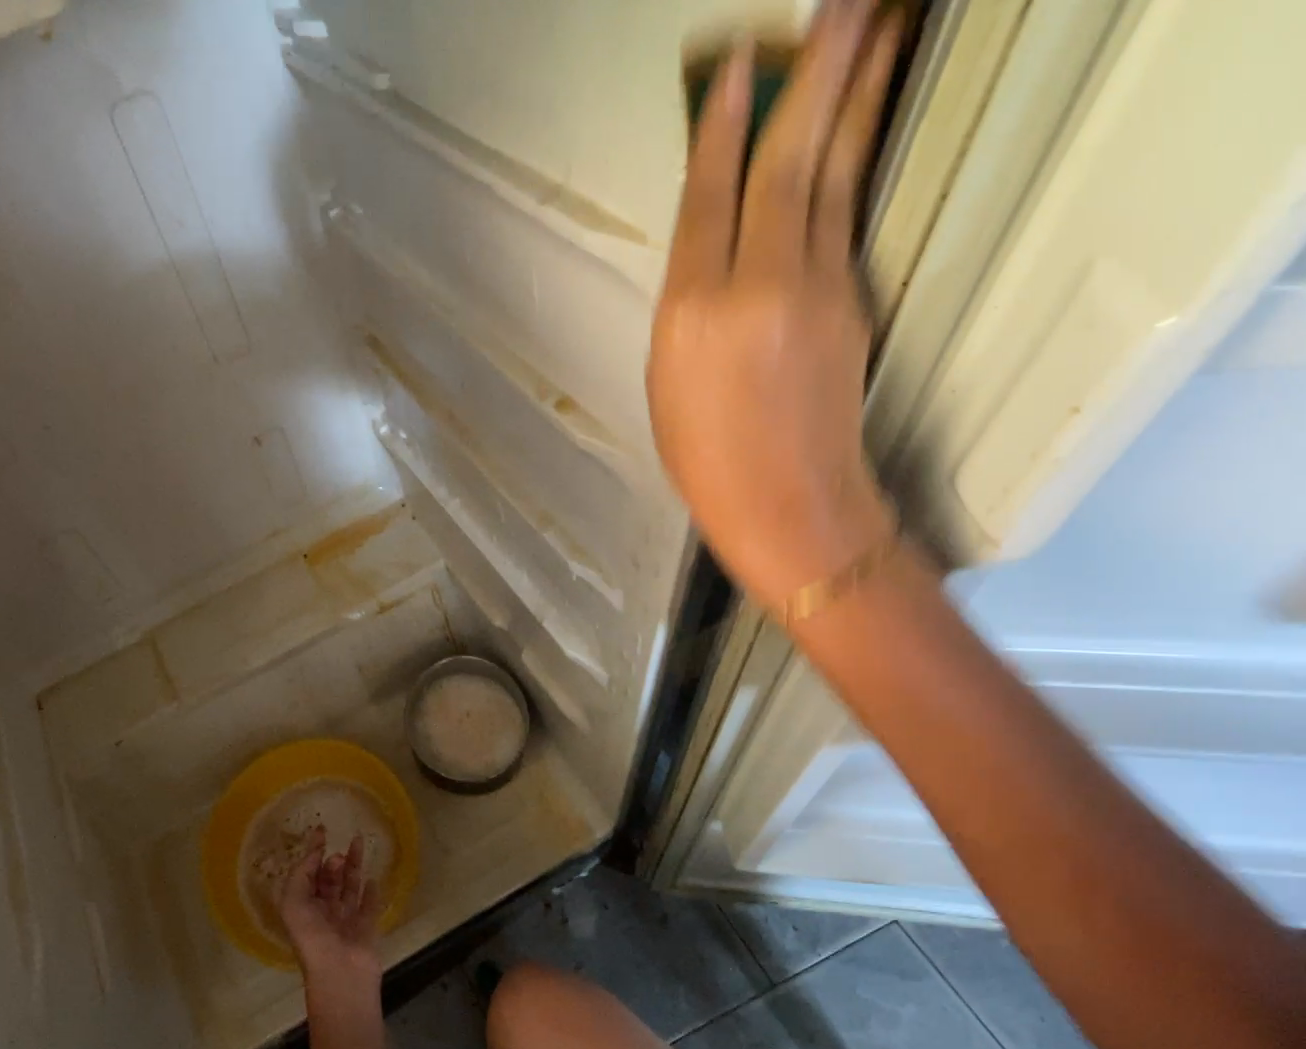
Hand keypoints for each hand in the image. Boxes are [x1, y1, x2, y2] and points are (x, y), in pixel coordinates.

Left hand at [279, 828, 381, 976]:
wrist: (341, 975)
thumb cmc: (312, 937)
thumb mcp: (294, 900)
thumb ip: (302, 872)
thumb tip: (317, 852)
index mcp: (302, 907)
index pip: (306, 873)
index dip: (312, 851)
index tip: (321, 829)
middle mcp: (323, 912)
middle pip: (328, 880)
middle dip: (332, 862)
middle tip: (338, 853)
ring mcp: (346, 920)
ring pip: (349, 887)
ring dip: (353, 866)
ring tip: (359, 842)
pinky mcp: (366, 927)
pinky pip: (369, 905)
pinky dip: (371, 891)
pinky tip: (373, 877)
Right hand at [648, 0, 903, 607]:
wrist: (788, 504)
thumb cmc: (705, 454)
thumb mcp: (666, 373)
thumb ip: (688, 295)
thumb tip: (714, 229)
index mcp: (694, 312)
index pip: (710, 200)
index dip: (722, 129)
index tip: (741, 64)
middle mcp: (760, 287)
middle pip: (788, 164)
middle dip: (817, 75)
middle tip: (844, 2)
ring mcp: (820, 289)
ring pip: (834, 173)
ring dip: (855, 94)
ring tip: (876, 26)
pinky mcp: (856, 299)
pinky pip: (845, 211)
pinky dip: (852, 154)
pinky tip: (858, 120)